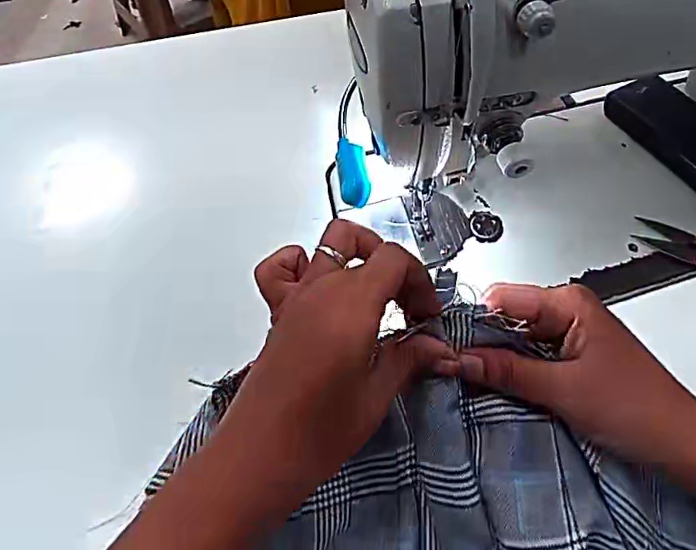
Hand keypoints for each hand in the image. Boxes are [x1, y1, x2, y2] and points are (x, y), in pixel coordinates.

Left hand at [217, 221, 455, 499]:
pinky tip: (317, 285)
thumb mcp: (376, 396)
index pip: (394, 258)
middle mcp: (322, 288)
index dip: (419, 280)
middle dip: (395, 267)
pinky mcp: (279, 310)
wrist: (261, 452)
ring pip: (329, 243)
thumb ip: (409, 359)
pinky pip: (282, 266)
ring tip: (372, 289)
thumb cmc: (313, 432)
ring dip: (357, 255)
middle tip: (407, 304)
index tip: (427, 313)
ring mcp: (298, 295)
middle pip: (366, 245)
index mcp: (352, 303)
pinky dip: (300, 262)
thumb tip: (434, 347)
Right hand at [458, 282, 695, 465]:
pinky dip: (520, 372)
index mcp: (569, 300)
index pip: (502, 297)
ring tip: (487, 383)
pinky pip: (534, 355)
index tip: (454, 347)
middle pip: (508, 316)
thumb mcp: (564, 391)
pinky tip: (512, 389)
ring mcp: (572, 333)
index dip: (475, 322)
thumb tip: (464, 359)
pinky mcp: (574, 356)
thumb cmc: (643, 411)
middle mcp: (569, 309)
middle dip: (487, 344)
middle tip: (465, 370)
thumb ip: (509, 371)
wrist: (686, 448)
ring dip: (503, 361)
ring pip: (519, 338)